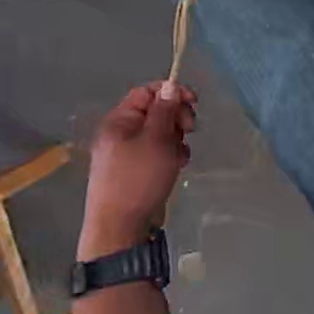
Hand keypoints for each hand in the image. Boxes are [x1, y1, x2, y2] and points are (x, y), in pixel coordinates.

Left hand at [79, 81, 195, 258]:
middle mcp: (120, 133)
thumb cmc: (138, 179)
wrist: (121, 227)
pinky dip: (171, 153)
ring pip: (160, 131)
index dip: (172, 92)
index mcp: (119, 121)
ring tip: (181, 154)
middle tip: (189, 130)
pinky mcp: (136, 169)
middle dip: (176, 117)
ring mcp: (127, 152)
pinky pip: (158, 150)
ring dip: (176, 138)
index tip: (194, 102)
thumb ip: (165, 110)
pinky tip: (177, 165)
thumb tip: (170, 85)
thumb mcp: (157, 140)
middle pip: (155, 110)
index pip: (147, 92)